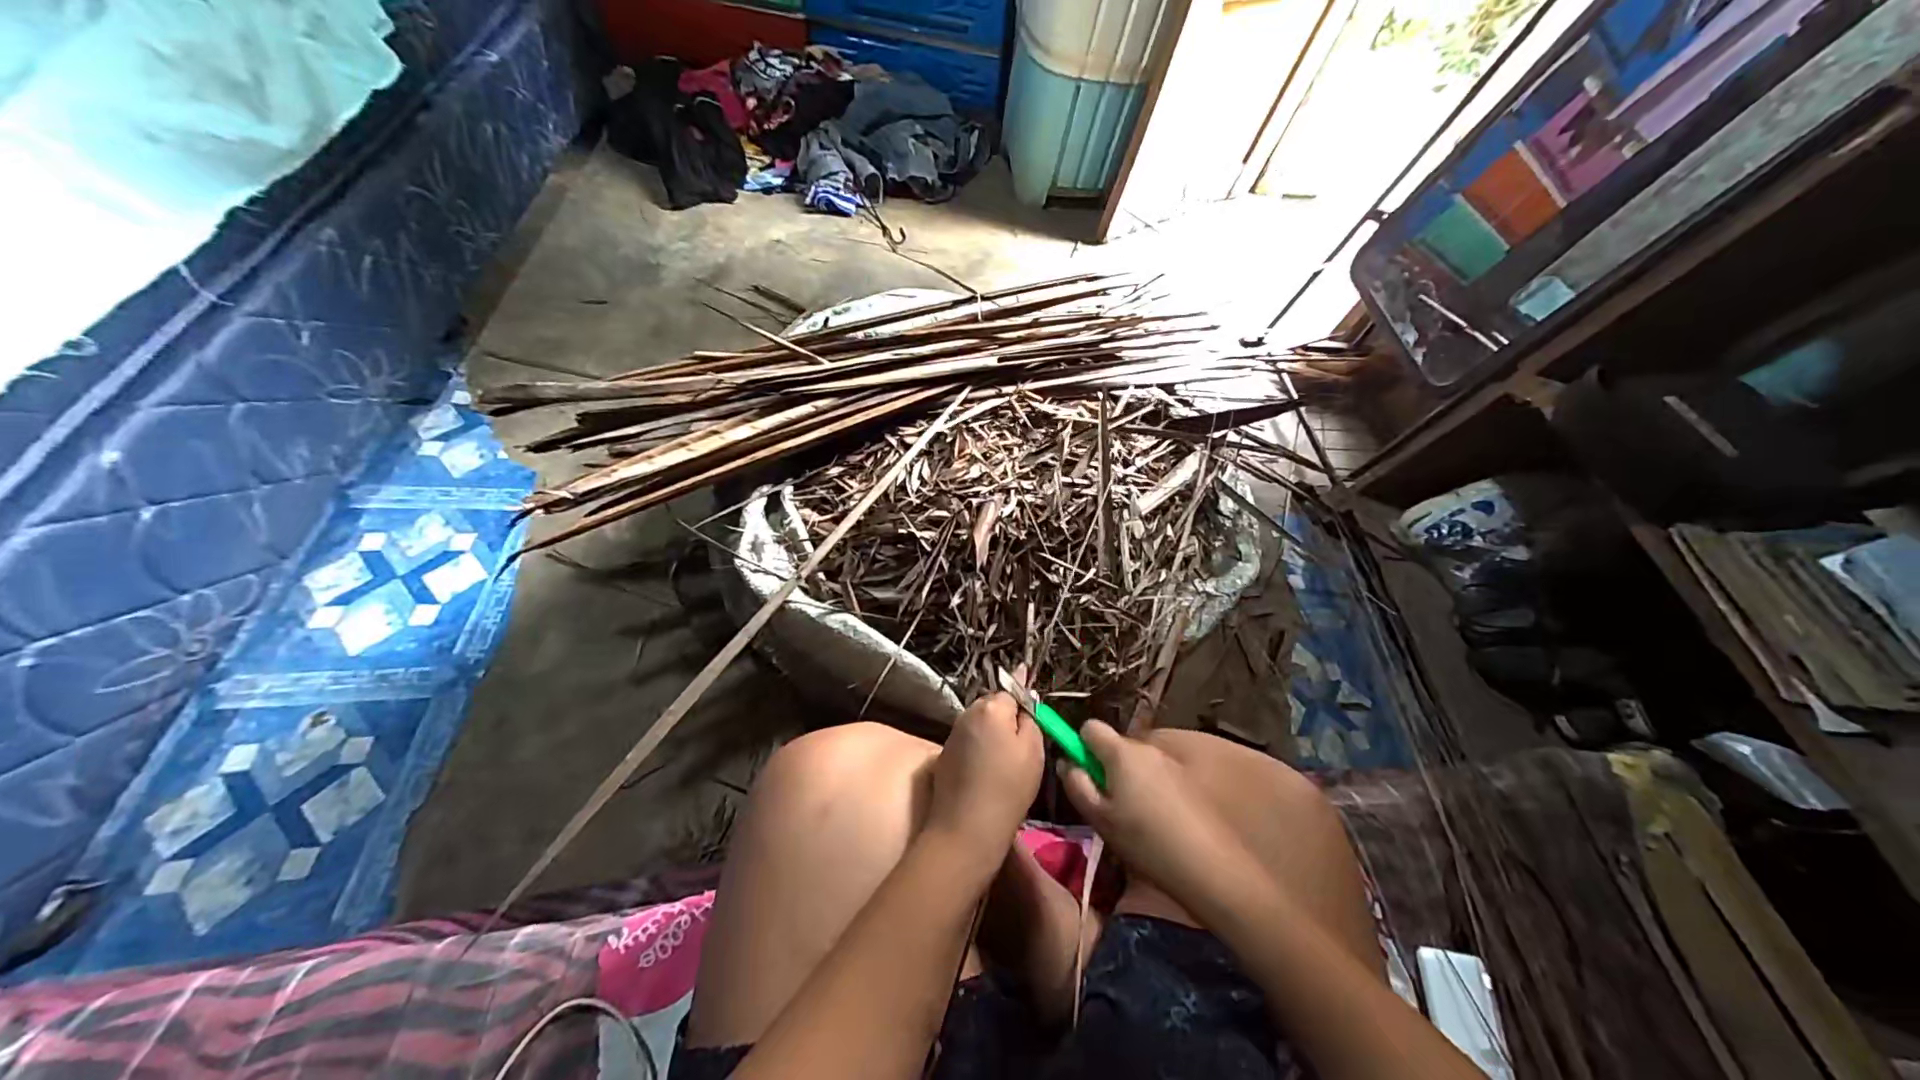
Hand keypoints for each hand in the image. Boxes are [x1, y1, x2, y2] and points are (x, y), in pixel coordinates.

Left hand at [926, 691, 1043, 868]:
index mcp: (990, 708)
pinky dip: (977, 750)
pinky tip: (986, 772)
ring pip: (978, 725)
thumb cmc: (1008, 787)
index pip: (1011, 692)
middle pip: (992, 706)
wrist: (966, 828)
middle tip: (1020, 746)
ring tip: (1004, 761)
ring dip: (990, 734)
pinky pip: (967, 742)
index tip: (1031, 719)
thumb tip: (1025, 705)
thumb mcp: (1033, 751)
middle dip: (1005, 719)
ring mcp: (952, 734)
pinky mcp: (943, 755)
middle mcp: (966, 714)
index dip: (1023, 706)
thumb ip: (1031, 720)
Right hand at [1058, 721, 1256, 910]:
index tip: (1083, 775)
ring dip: (1130, 780)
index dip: (1081, 746)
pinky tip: (1158, 824)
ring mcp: (1172, 763)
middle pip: (1116, 746)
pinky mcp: (1190, 782)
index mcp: (1121, 752)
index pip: (1090, 727)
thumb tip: (1067, 763)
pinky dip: (1152, 791)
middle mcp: (1148, 748)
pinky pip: (1159, 777)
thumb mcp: (1099, 817)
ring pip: (1139, 763)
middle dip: (1107, 767)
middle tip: (1106, 805)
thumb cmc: (1144, 840)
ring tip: (1133, 820)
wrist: (1208, 865)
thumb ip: (1077, 784)